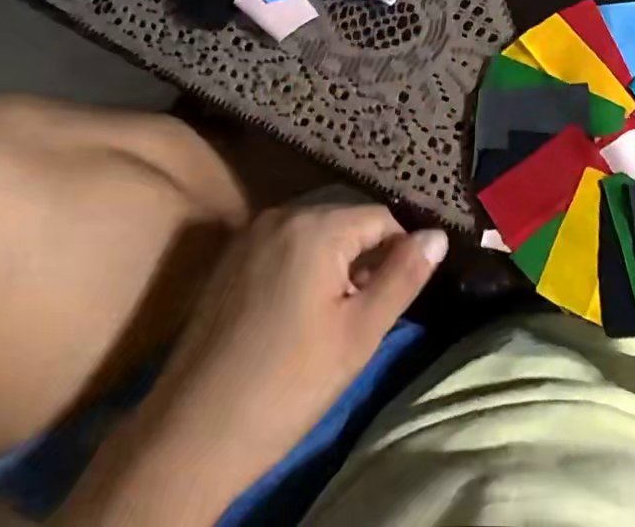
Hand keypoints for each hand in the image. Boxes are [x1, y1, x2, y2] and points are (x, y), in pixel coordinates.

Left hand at [144, 202, 447, 479]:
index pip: (379, 217)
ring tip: (339, 310)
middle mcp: (279, 213)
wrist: (198, 422)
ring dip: (336, 257)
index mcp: (314, 225)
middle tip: (371, 305)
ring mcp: (249, 231)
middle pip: (344, 217)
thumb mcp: (359, 332)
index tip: (402, 293)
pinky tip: (301, 307)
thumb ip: (402, 276)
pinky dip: (304, 261)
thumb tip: (436, 235)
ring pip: (313, 229)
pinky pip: (283, 241)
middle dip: (367, 251)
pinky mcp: (230, 253)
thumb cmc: (291, 381)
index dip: (401, 250)